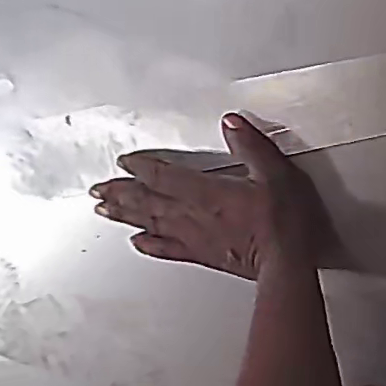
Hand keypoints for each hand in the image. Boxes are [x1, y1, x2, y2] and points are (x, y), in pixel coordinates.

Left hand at [92, 113, 322, 279]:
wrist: (287, 261)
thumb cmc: (283, 220)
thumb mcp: (277, 173)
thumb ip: (252, 147)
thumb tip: (231, 123)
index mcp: (206, 192)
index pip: (164, 176)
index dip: (142, 167)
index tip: (126, 161)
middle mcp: (193, 215)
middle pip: (147, 201)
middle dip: (121, 192)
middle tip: (99, 187)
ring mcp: (194, 238)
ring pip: (150, 223)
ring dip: (125, 215)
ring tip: (104, 210)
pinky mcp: (203, 256)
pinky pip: (167, 250)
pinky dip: (148, 245)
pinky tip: (138, 243)